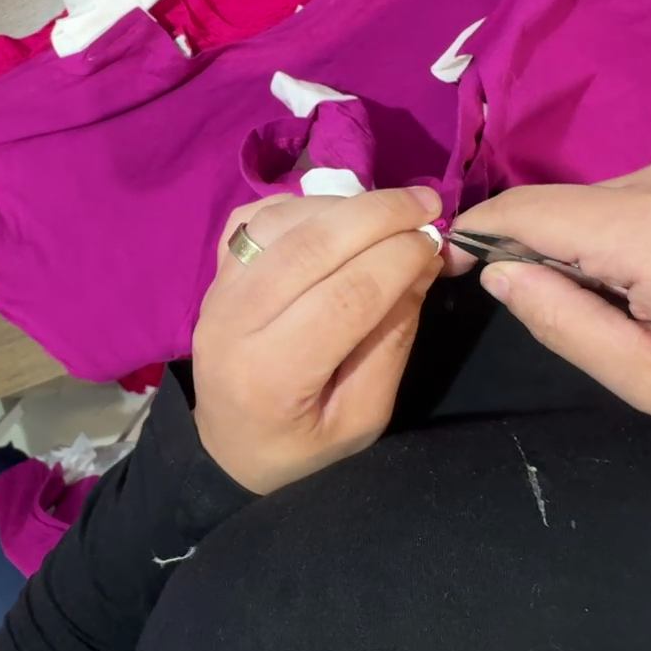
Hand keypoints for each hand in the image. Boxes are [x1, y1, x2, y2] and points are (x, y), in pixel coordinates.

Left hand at [192, 187, 444, 493]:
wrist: (227, 448)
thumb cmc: (300, 446)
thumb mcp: (360, 420)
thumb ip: (390, 344)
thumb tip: (421, 265)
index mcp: (271, 376)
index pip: (344, 297)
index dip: (397, 259)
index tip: (438, 242)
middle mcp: (233, 325)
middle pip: (308, 247)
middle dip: (377, 214)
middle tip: (426, 202)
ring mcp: (216, 294)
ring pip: (279, 222)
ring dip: (341, 204)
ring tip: (389, 209)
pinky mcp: (213, 276)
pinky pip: (252, 219)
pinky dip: (298, 204)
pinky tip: (334, 213)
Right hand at [450, 149, 650, 445]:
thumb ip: (562, 321)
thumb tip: (496, 272)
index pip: (522, 209)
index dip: (474, 234)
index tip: (450, 264)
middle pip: (563, 204)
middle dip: (542, 251)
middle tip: (576, 313)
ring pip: (604, 198)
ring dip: (592, 243)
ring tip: (640, 300)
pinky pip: (648, 191)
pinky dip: (632, 228)